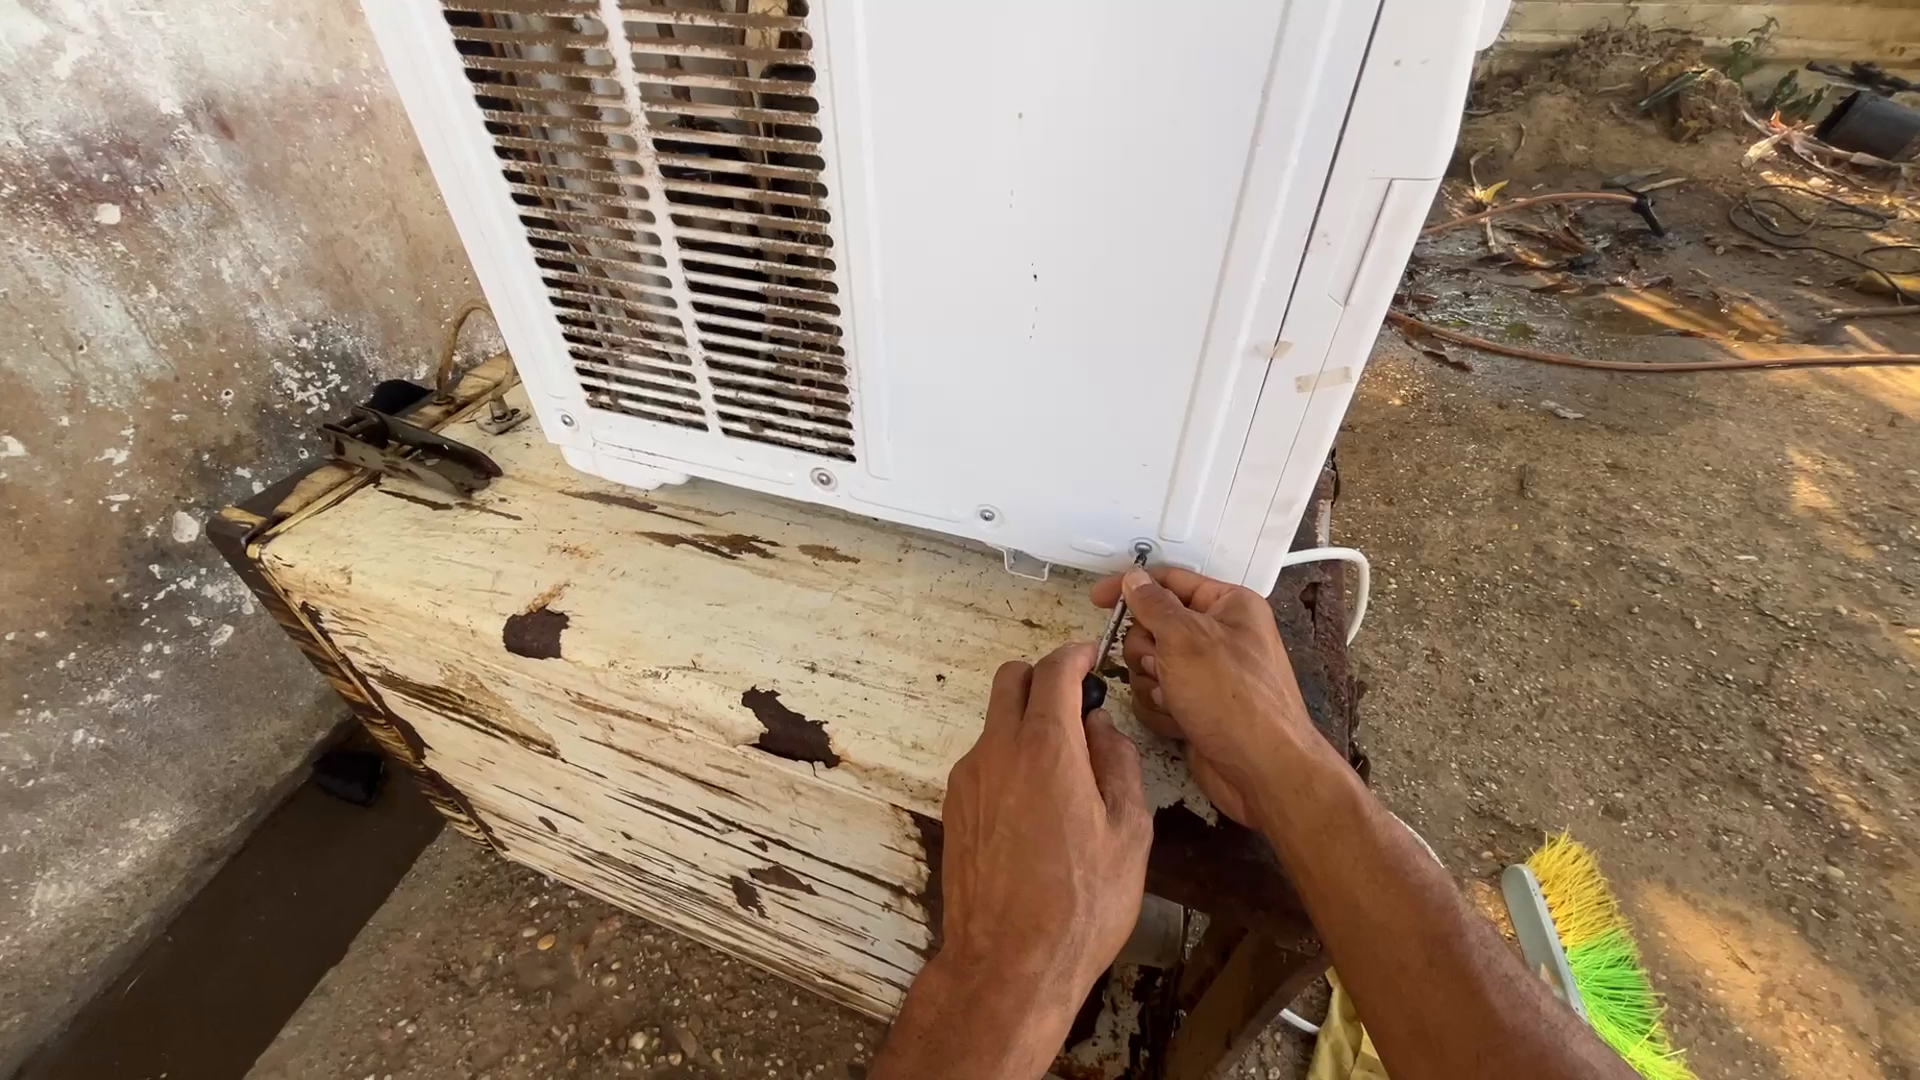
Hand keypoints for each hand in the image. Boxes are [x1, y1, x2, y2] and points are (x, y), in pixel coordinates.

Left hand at [934, 643, 1151, 1027]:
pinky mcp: (954, 803)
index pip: (1053, 671)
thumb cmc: (1083, 900)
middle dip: (1043, 678)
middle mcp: (998, 749)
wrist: (1009, 962)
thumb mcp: (1128, 831)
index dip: (1074, 654)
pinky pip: (984, 758)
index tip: (1090, 657)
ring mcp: (968, 775)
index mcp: (1046, 747)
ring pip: (996, 720)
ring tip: (1061, 775)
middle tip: (1074, 708)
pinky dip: (1009, 758)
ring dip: (1027, 723)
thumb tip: (1099, 724)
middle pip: (1011, 678)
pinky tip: (1032, 808)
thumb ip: (1117, 762)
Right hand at [1090, 567, 1326, 825]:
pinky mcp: (1196, 705)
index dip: (1131, 588)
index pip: (1168, 581)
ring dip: (1151, 683)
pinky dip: (1160, 707)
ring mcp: (1206, 673)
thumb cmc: (1230, 696)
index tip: (1098, 599)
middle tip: (1160, 666)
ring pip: (1149, 664)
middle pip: (1152, 625)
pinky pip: (1157, 694)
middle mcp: (1218, 634)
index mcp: (1228, 605)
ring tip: (1174, 699)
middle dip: (1146, 650)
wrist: (1262, 771)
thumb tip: (1134, 579)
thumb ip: (1153, 604)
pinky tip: (1178, 720)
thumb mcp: (1185, 638)